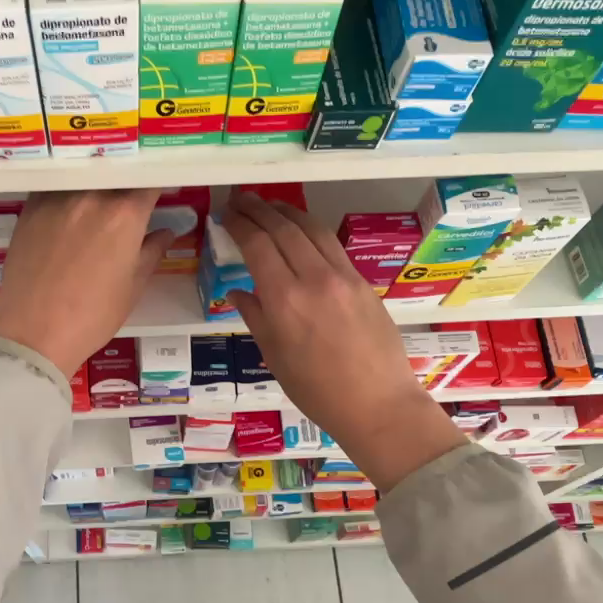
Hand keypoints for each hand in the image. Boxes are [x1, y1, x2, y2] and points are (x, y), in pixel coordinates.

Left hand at [0, 189, 169, 374]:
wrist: (34, 332)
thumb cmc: (92, 316)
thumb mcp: (132, 288)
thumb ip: (151, 253)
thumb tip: (165, 233)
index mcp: (125, 214)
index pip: (149, 183)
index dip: (156, 185)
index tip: (158, 193)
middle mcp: (92, 196)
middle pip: (115, 177)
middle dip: (125, 186)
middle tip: (127, 203)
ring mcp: (57, 198)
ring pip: (83, 180)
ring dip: (94, 188)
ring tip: (95, 207)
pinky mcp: (30, 208)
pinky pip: (55, 189)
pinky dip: (66, 195)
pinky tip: (67, 213)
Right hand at [224, 192, 467, 490]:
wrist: (376, 404)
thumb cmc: (317, 391)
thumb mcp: (275, 357)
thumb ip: (255, 317)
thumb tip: (237, 292)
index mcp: (284, 300)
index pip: (257, 244)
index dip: (239, 224)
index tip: (226, 214)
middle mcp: (313, 279)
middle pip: (283, 228)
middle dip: (259, 209)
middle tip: (241, 199)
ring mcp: (342, 277)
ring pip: (311, 228)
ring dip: (287, 211)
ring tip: (269, 204)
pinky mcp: (362, 282)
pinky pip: (331, 245)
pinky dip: (311, 229)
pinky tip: (302, 229)